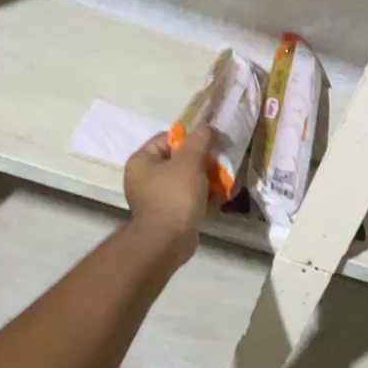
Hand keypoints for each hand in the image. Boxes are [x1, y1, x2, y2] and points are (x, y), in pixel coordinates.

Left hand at [123, 129, 212, 259]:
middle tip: (221, 161)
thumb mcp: (190, 161)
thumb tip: (208, 127)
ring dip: (205, 178)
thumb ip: (200, 139)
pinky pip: (187, 198)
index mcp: (142, 161)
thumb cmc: (175, 195)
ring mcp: (154, 197)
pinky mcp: (167, 214)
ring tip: (225, 179)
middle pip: (177, 159)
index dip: (190, 138)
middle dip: (202, 160)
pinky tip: (220, 196)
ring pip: (185, 179)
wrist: (167, 241)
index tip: (211, 142)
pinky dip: (202, 195)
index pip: (167, 138)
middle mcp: (143, 178)